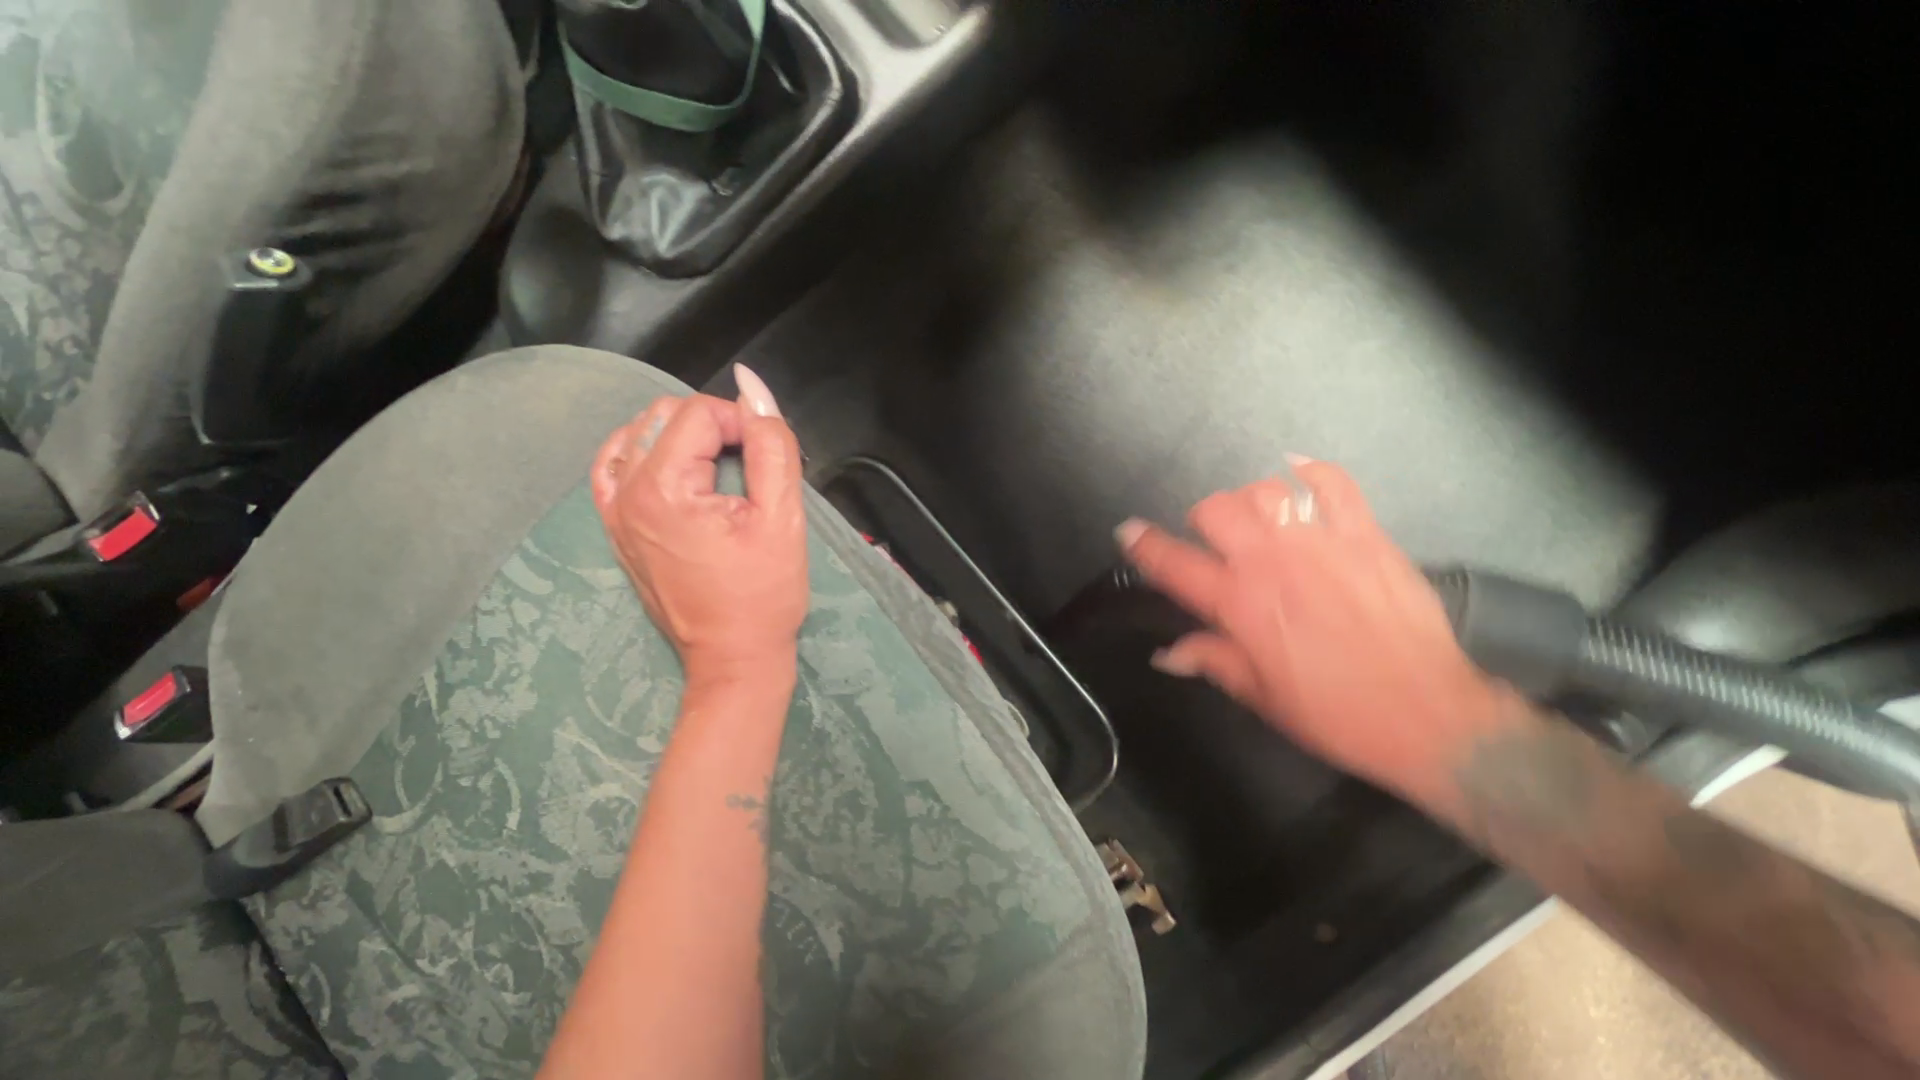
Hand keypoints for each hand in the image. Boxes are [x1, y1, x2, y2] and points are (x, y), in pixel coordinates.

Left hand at [591, 365, 807, 687]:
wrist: (732, 656)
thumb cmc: (764, 593)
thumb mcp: (783, 516)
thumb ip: (772, 445)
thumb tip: (752, 385)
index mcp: (664, 487)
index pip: (699, 412)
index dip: (742, 423)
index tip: (767, 459)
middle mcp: (626, 492)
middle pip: (666, 416)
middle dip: (714, 427)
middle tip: (749, 467)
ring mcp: (613, 512)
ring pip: (640, 434)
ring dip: (682, 437)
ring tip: (718, 470)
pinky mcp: (615, 528)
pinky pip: (612, 466)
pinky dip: (642, 452)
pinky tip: (670, 464)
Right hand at [1117, 457, 1514, 805]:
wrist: (1427, 715)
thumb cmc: (1336, 714)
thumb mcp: (1263, 697)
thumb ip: (1213, 661)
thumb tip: (1168, 653)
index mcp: (1240, 607)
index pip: (1174, 565)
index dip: (1145, 545)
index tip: (1129, 531)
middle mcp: (1272, 564)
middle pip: (1216, 511)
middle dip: (1201, 520)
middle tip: (1209, 538)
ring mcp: (1321, 543)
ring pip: (1265, 491)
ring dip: (1250, 500)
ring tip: (1256, 518)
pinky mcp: (1366, 535)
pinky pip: (1333, 483)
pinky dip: (1310, 470)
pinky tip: (1297, 471)